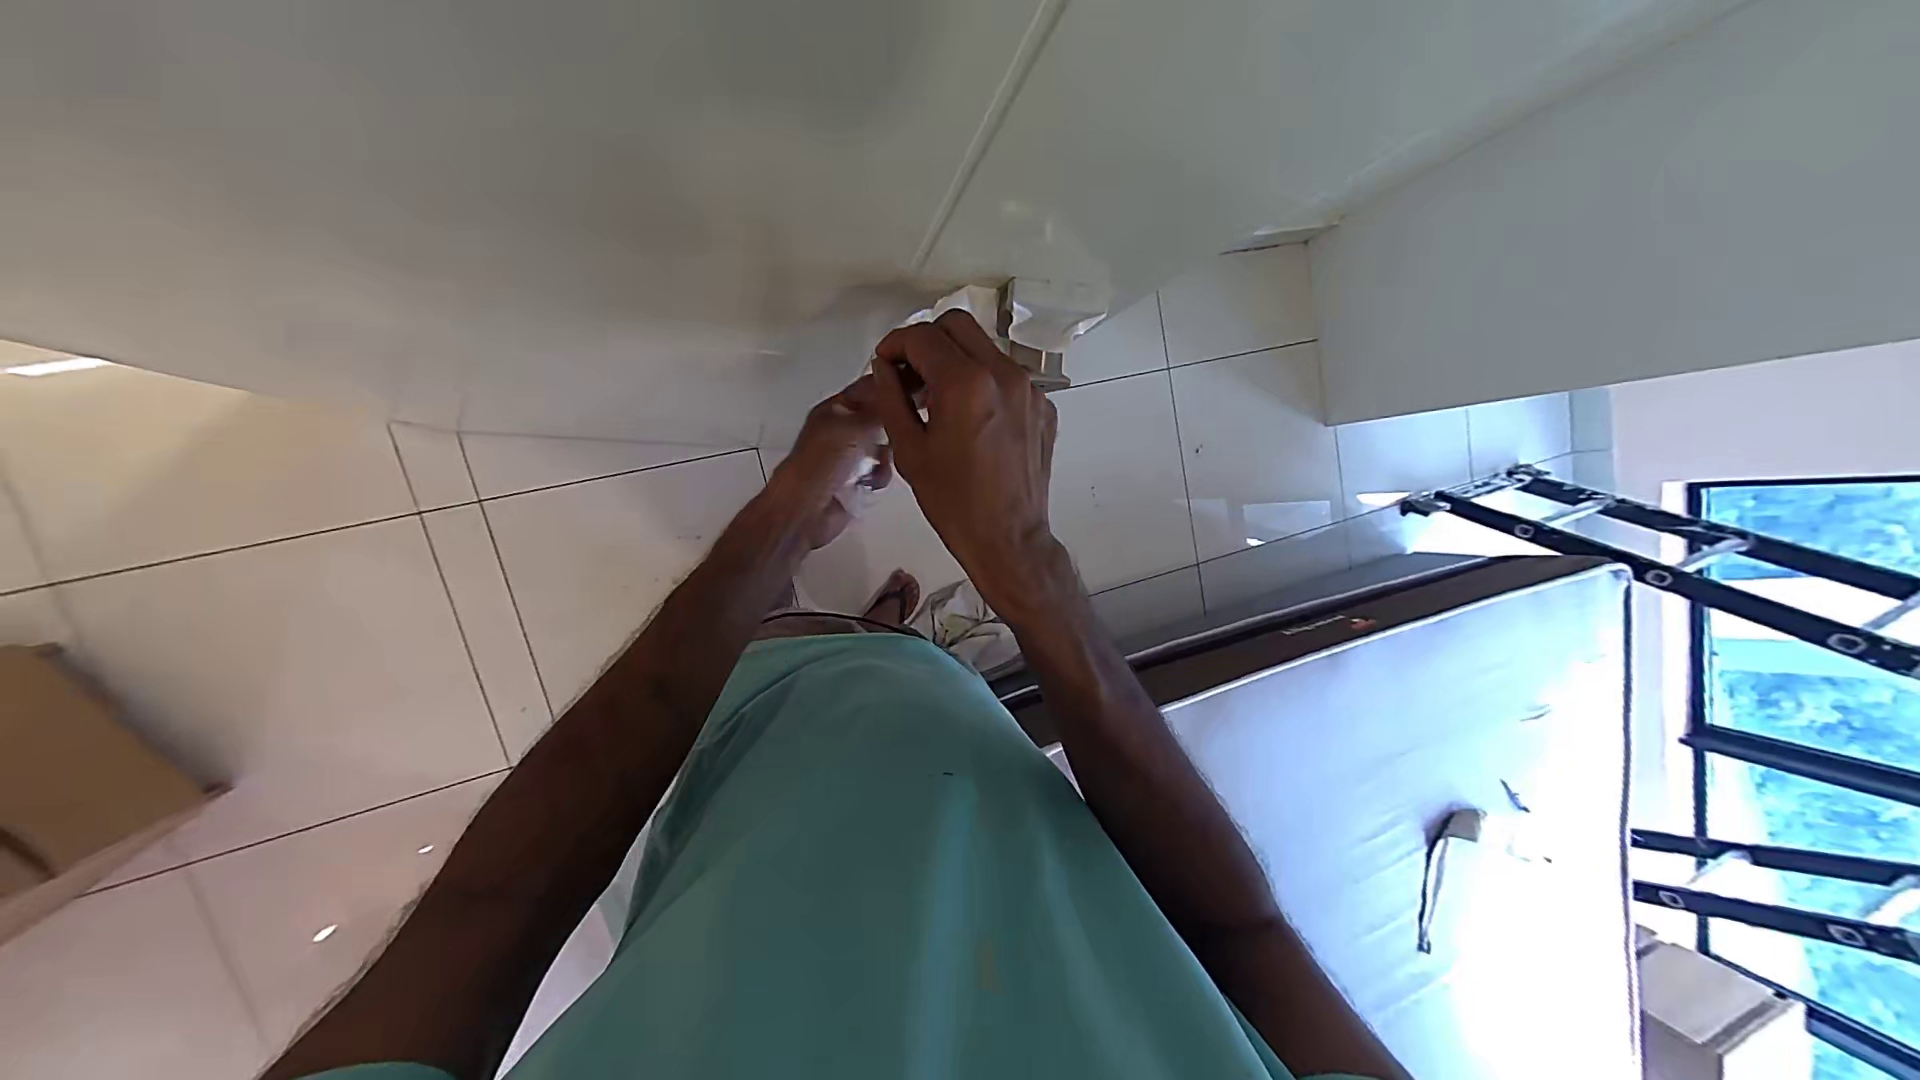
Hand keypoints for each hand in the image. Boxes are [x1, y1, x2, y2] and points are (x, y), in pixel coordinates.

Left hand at [770, 376, 892, 549]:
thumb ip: (881, 409)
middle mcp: (844, 429)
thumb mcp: (853, 428)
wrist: (806, 511)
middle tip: (904, 429)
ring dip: (887, 456)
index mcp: (836, 409)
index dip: (895, 385)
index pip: (871, 387)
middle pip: (882, 417)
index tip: (920, 387)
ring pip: (887, 446)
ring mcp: (852, 455)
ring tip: (878, 462)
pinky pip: (883, 471)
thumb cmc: (817, 466)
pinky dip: (881, 476)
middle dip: (892, 427)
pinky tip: (870, 481)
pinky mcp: (858, 478)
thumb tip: (904, 391)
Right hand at [869, 310, 1066, 618]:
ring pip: (985, 347)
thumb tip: (885, 368)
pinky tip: (971, 417)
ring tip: (938, 398)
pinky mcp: (1043, 407)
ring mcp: (1029, 389)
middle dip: (926, 340)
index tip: (885, 363)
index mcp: (964, 384)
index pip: (922, 336)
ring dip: (956, 359)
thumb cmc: (955, 503)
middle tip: (910, 372)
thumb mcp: (910, 450)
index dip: (895, 344)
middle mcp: (1002, 374)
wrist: (1008, 538)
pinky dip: (983, 382)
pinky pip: (1007, 376)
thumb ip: (892, 398)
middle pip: (957, 325)